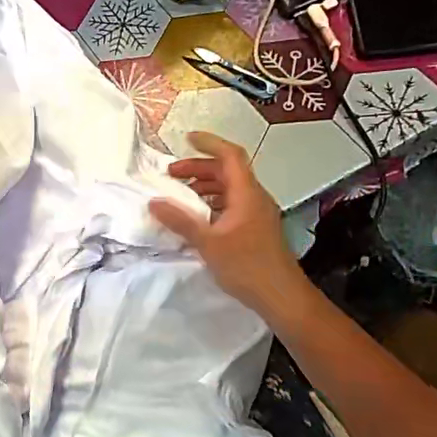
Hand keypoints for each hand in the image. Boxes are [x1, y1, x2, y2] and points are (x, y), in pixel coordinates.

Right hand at [149, 132, 305, 311]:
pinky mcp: (256, 228)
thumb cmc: (247, 267)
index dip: (209, 143)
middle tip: (172, 174)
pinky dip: (212, 201)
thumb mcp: (208, 243)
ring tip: (181, 194)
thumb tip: (154, 202)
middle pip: (228, 170)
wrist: (282, 297)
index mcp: (246, 194)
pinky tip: (197, 216)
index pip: (230, 156)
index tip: (186, 139)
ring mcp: (257, 213)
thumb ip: (180, 220)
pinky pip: (232, 203)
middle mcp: (254, 198)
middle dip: (199, 167)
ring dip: (205, 185)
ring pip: (229, 187)